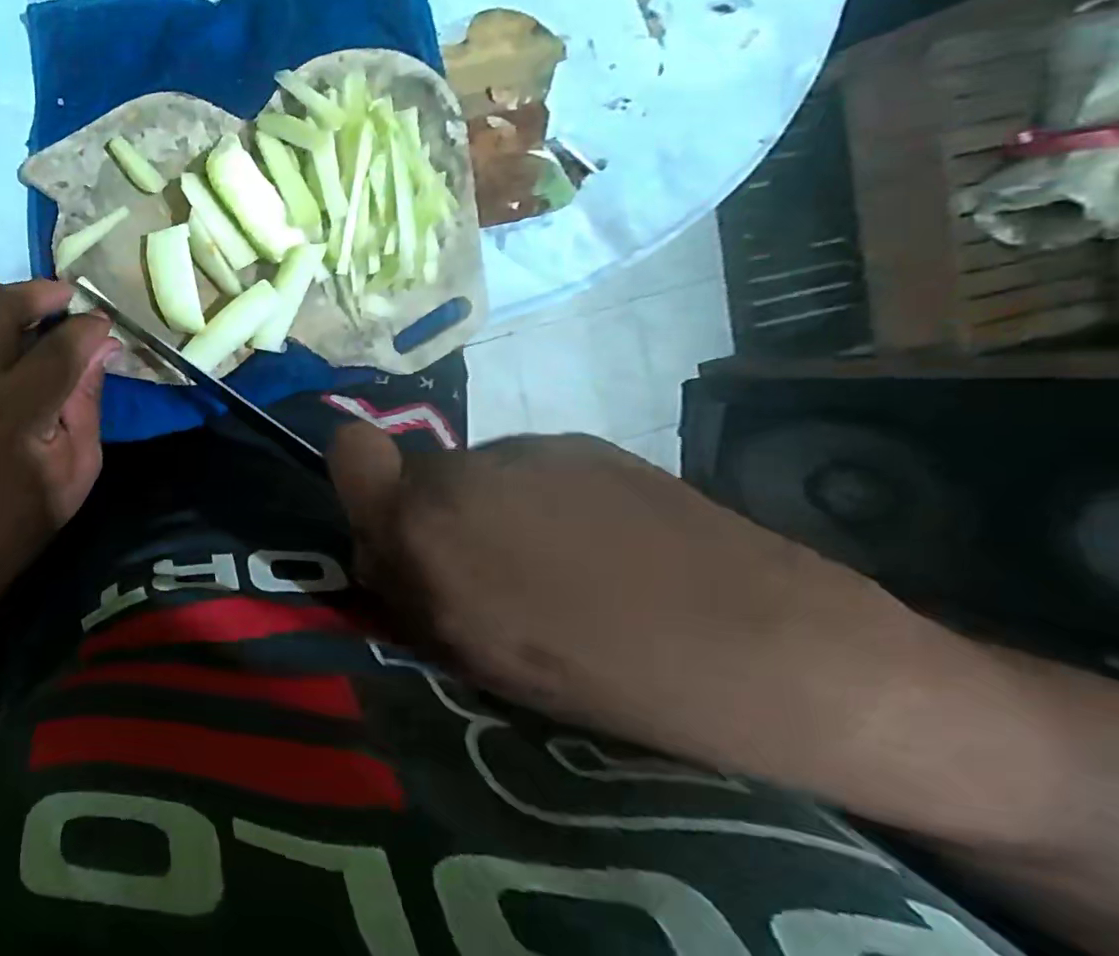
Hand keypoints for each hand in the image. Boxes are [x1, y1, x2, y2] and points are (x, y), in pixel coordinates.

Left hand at [0, 280, 119, 593]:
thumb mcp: (79, 466)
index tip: (105, 325)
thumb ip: (88, 398)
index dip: (89, 329)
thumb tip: (102, 344)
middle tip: (67, 301)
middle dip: (41, 293)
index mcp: (11, 416)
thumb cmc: (26, 515)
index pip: (58, 348)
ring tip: (29, 309)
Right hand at [326, 425, 975, 796]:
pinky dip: (541, 502)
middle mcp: (469, 468)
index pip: (350, 451)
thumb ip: (412, 588)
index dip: (360, 487)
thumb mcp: (476, 653)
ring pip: (475, 473)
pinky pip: (528, 469)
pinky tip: (601, 550)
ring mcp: (532, 448)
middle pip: (414, 476)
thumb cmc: (601, 675)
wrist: (769, 649)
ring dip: (489, 512)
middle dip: (430, 518)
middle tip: (484, 576)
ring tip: (555, 570)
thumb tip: (387, 552)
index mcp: (428, 524)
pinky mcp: (588, 444)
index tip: (395, 540)